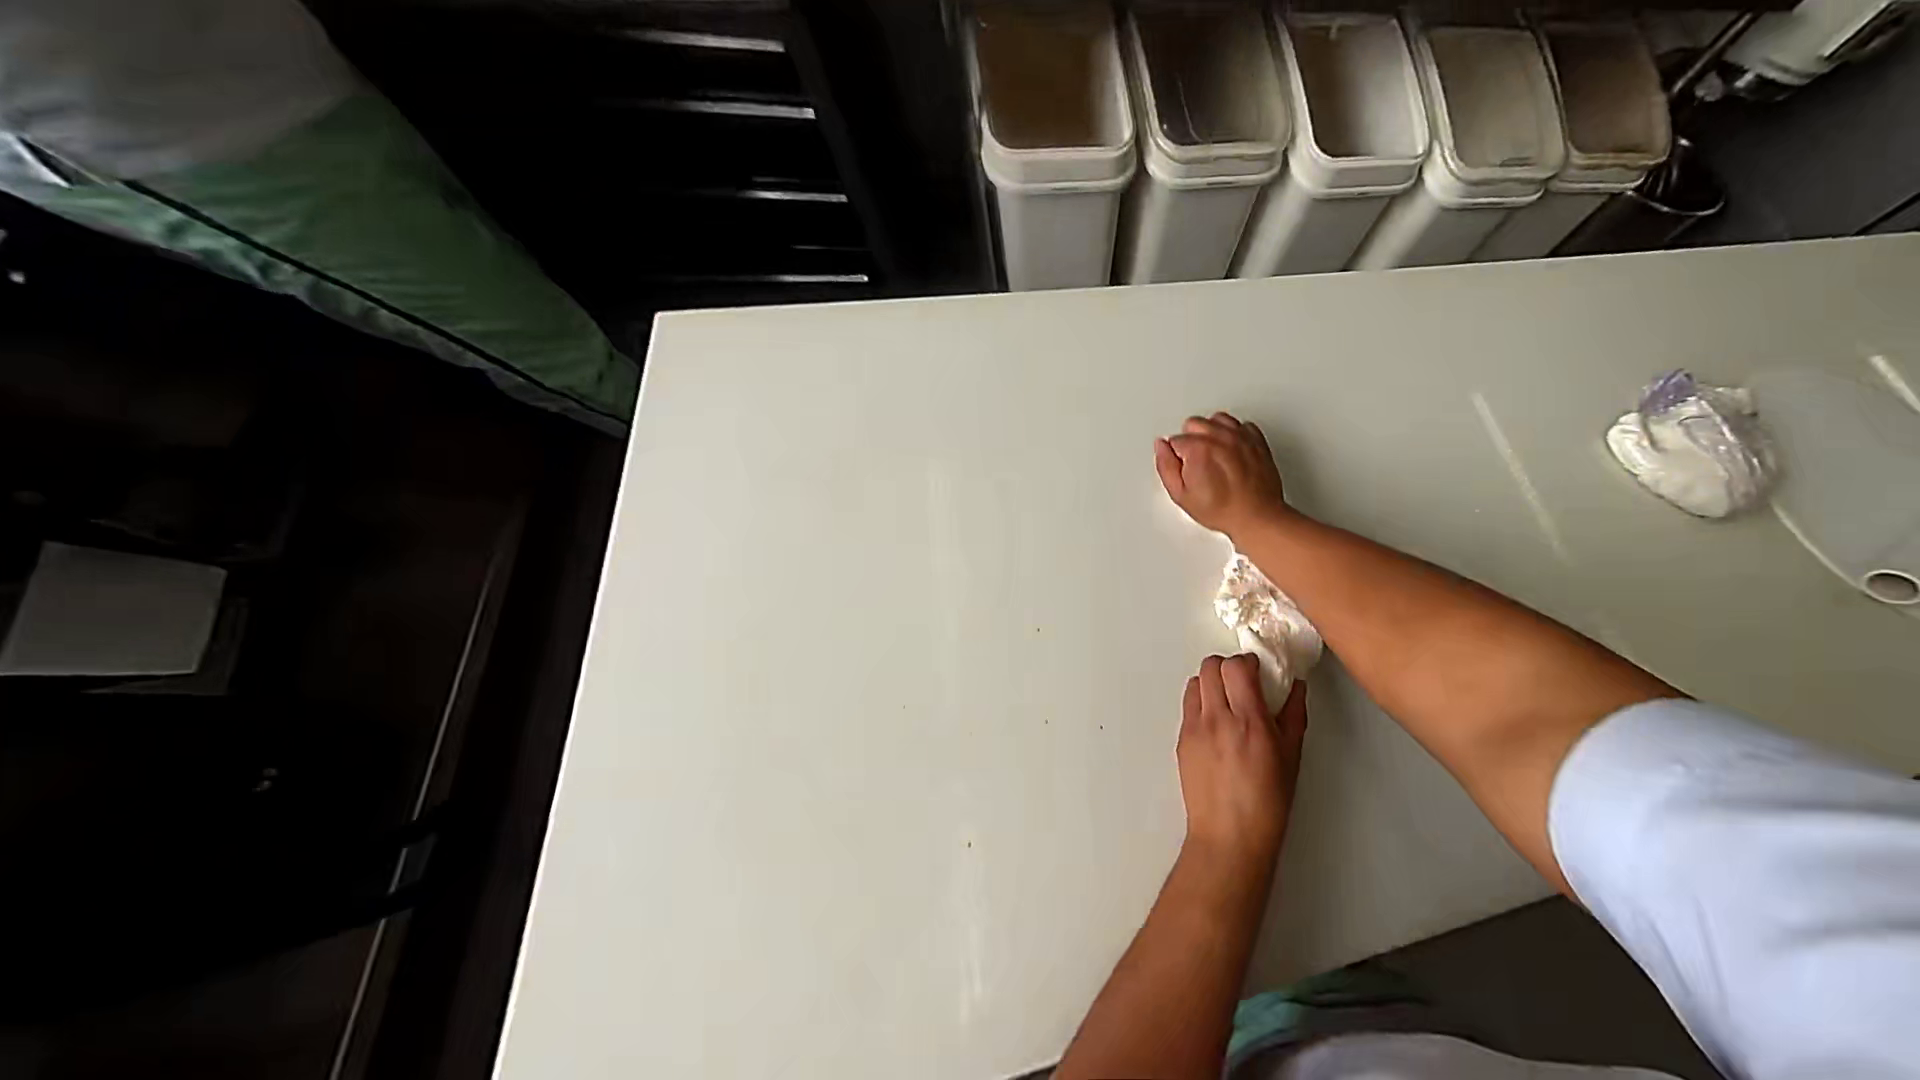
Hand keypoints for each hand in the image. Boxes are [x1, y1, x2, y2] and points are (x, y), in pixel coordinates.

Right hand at [1154, 413, 1293, 540]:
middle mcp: (1220, 437)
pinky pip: (1241, 425)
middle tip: (1195, 462)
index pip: (1174, 440)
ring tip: (1211, 452)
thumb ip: (1165, 466)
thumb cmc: (1222, 509)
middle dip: (1190, 440)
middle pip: (1193, 423)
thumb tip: (1161, 447)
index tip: (1184, 470)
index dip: (1175, 457)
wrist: (1255, 516)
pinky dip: (1234, 433)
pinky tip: (1229, 448)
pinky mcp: (1256, 440)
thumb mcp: (1180, 495)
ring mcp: (1240, 437)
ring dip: (1210, 431)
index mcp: (1198, 448)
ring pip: (1217, 418)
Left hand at [1177, 654, 1307, 865]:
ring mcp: (1194, 729)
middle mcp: (1218, 720)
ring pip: (1195, 683)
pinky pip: (1188, 706)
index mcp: (1250, 723)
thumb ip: (1293, 715)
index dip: (1246, 661)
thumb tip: (1296, 687)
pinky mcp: (1181, 740)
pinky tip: (1216, 721)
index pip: (1236, 668)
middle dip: (1227, 666)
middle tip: (1241, 680)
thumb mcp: (1291, 757)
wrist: (1228, 836)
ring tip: (1227, 699)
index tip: (1257, 669)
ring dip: (1211, 682)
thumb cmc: (1266, 804)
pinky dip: (1201, 703)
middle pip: (1210, 666)